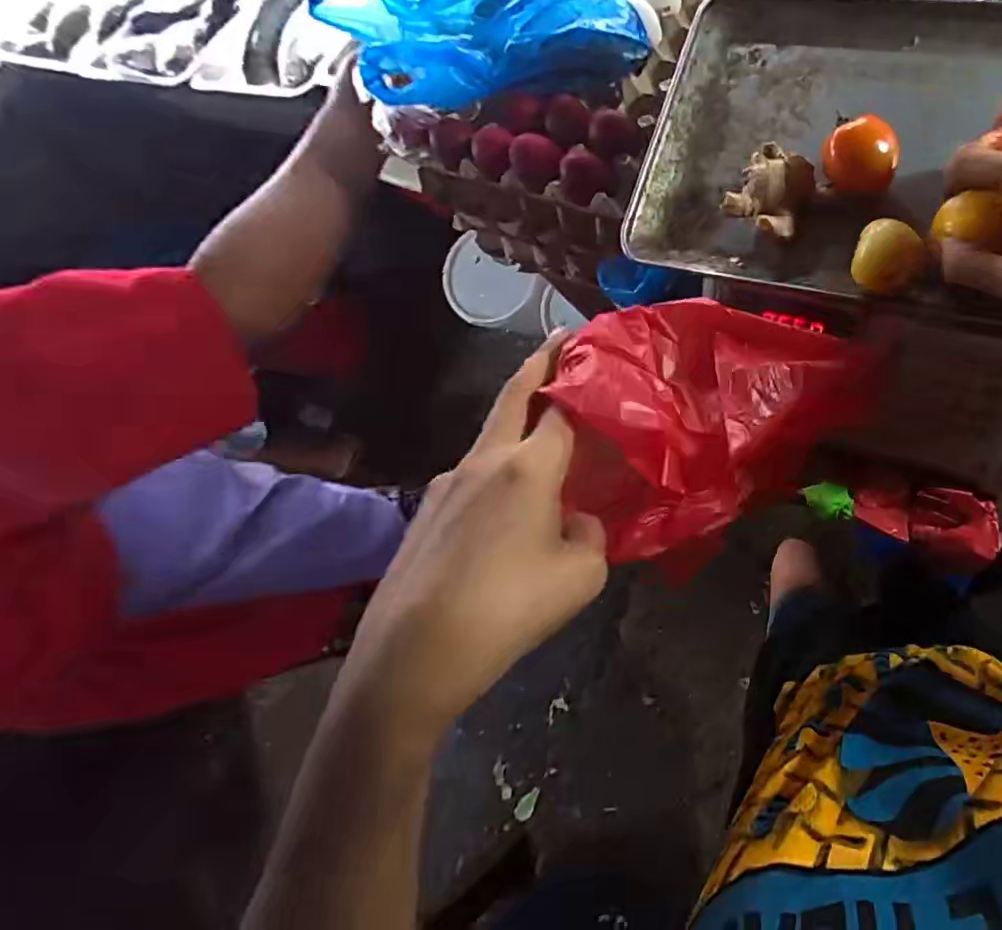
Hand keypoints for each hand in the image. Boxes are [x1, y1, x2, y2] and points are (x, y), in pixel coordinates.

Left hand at [339, 332, 606, 734]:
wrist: (410, 659)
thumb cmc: (509, 609)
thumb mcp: (582, 574)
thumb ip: (591, 534)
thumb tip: (577, 521)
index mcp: (527, 467)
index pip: (560, 406)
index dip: (579, 375)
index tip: (592, 350)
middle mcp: (483, 462)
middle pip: (513, 397)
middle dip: (539, 364)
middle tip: (560, 342)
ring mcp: (446, 486)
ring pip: (493, 439)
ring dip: (522, 426)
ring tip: (553, 442)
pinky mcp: (426, 514)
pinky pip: (476, 477)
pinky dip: (503, 470)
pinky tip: (515, 509)